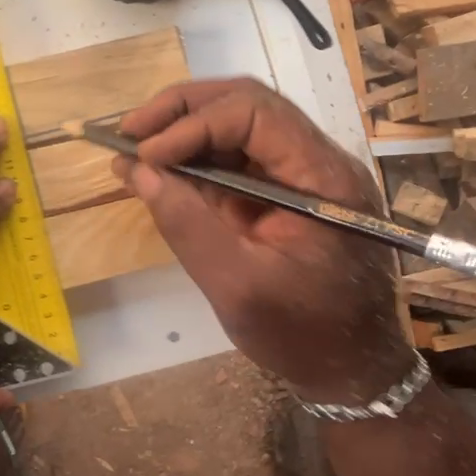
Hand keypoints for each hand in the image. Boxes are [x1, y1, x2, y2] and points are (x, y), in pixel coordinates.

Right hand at [115, 79, 410, 403]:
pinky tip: (152, 169)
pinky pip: (232, 158)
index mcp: (322, 178)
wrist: (348, 370)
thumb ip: (189, 226)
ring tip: (131, 147)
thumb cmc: (303, 335)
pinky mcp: (278, 195)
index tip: (146, 155)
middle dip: (182, 111)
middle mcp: (315, 163)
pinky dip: (189, 158)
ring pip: (236, 125)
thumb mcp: (239, 287)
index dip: (194, 124)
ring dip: (181, 129)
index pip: (256, 114)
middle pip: (246, 105)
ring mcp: (297, 177)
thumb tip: (139, 173)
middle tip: (127, 131)